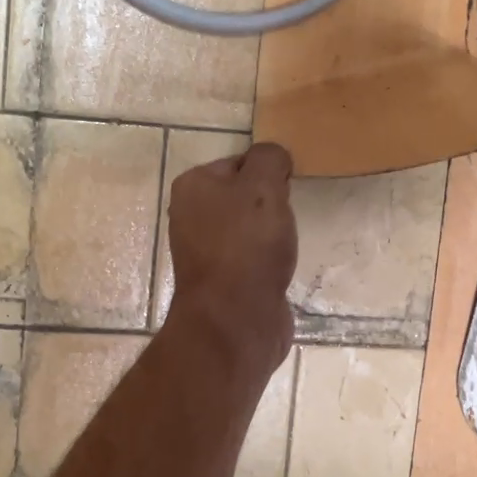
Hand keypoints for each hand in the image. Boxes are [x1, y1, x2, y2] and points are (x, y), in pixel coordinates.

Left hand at [165, 143, 298, 369]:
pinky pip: (250, 257)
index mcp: (192, 185)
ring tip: (283, 245)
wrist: (235, 318)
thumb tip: (273, 157)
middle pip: (243, 194)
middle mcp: (189, 214)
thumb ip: (270, 159)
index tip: (286, 189)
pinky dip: (266, 260)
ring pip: (247, 227)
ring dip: (270, 234)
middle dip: (270, 204)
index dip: (268, 172)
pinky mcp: (219, 280)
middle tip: (285, 218)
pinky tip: (277, 268)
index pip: (238, 161)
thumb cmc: (247, 244)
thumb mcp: (263, 185)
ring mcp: (202, 250)